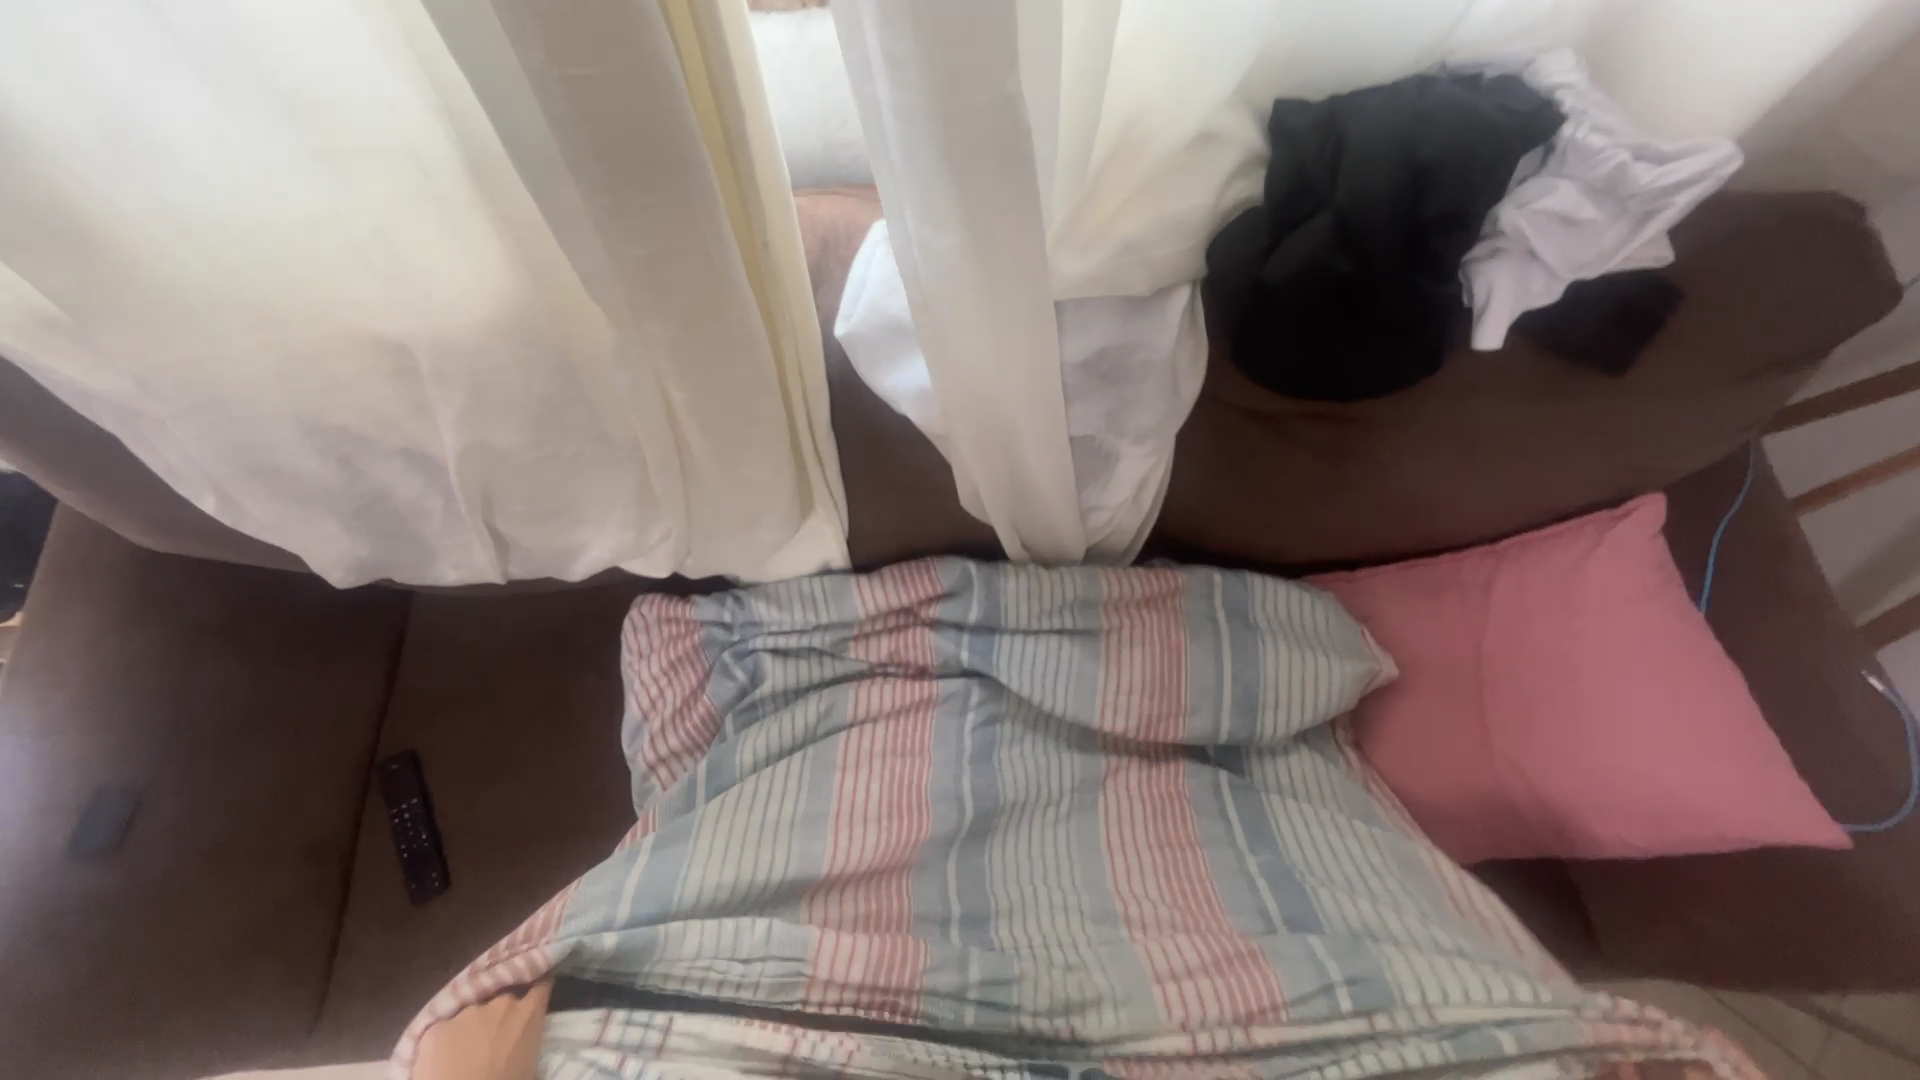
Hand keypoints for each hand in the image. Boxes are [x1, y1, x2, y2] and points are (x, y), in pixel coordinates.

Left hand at [415, 981, 551, 1079]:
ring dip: (471, 1027)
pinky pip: (442, 1031)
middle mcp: (500, 1002)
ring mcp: (466, 1013)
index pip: (540, 988)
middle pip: (502, 1001)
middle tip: (492, 1040)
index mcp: (528, 1011)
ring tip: (464, 1052)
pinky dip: (443, 1042)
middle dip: (499, 1016)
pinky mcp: (436, 1029)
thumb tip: (522, 1039)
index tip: (533, 1001)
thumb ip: (528, 1038)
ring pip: (471, 1015)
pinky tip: (441, 1061)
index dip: (536, 994)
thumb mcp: (531, 1062)